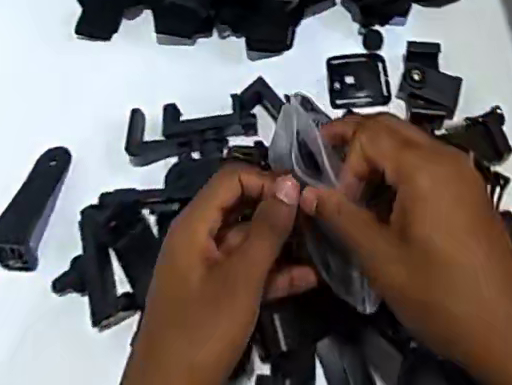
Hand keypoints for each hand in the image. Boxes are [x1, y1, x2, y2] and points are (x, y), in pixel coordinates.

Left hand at [121, 164, 317, 384]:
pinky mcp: (215, 295)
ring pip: (247, 240)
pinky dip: (272, 272)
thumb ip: (267, 230)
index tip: (299, 193)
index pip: (232, 178)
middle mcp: (198, 238)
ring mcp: (206, 267)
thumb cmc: (199, 333)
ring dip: (280, 242)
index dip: (266, 180)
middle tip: (313, 215)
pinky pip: (246, 270)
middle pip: (240, 206)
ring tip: (316, 243)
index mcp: (194, 224)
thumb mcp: (240, 279)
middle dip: (276, 209)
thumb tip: (289, 184)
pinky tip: (304, 278)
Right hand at [303, 114, 511, 384]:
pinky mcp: (468, 191)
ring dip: (376, 153)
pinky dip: (399, 168)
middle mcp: (447, 161)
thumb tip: (314, 195)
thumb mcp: (382, 260)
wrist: (508, 335)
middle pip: (388, 125)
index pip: (368, 134)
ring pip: (407, 140)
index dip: (344, 162)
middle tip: (326, 154)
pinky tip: (385, 202)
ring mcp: (461, 175)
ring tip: (353, 185)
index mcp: (425, 168)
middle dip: (353, 138)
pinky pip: (426, 160)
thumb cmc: (456, 302)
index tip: (336, 196)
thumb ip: (342, 218)